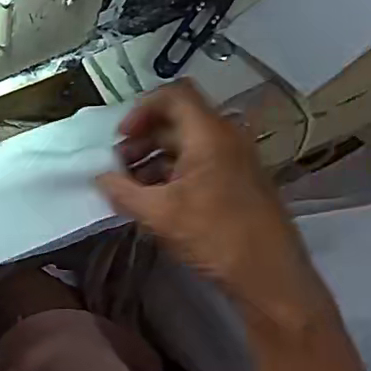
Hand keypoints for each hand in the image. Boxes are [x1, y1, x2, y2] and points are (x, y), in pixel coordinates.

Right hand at [95, 80, 337, 333]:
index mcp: (210, 136)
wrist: (270, 275)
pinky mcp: (238, 181)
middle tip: (118, 164)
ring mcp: (236, 160)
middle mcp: (227, 139)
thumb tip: (100, 177)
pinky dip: (171, 171)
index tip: (121, 137)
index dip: (141, 109)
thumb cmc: (214, 236)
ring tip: (131, 185)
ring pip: (186, 143)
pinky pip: (199, 162)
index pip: (174, 95)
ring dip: (153, 157)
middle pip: (177, 120)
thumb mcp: (156, 214)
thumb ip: (120, 190)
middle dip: (141, 138)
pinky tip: (153, 199)